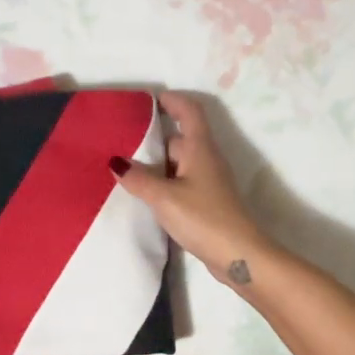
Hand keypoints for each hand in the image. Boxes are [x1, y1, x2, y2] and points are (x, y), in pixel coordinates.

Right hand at [112, 92, 272, 286]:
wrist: (238, 254)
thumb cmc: (203, 218)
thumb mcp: (164, 197)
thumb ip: (138, 179)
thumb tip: (116, 162)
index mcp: (199, 147)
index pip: (188, 111)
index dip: (171, 100)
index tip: (149, 99)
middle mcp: (206, 159)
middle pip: (178, 138)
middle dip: (152, 138)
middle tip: (120, 142)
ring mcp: (208, 181)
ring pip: (178, 163)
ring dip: (155, 164)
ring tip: (124, 170)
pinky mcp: (206, 202)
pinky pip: (180, 182)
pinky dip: (162, 183)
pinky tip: (144, 196)